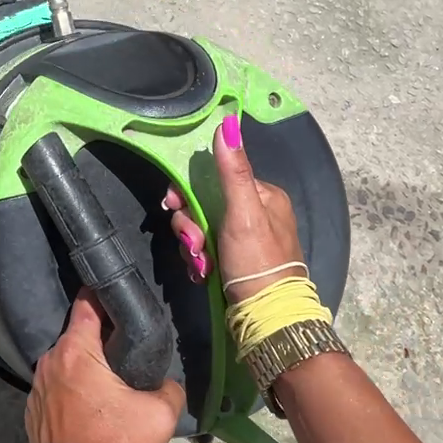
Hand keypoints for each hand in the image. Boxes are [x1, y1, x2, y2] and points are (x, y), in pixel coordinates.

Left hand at [25, 290, 185, 442]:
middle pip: (74, 338)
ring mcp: (36, 386)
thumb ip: (169, 388)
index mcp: (75, 352)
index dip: (99, 297)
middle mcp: (49, 361)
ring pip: (62, 365)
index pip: (85, 306)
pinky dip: (66, 393)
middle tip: (118, 351)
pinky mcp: (31, 411)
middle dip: (95, 342)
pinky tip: (84, 409)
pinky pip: (52, 390)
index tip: (111, 293)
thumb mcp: (158, 416)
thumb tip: (169, 382)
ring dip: (80, 370)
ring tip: (104, 385)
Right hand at [164, 113, 305, 302]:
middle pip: (204, 201)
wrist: (268, 320)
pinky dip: (199, 256)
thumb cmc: (257, 262)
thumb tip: (228, 122)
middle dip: (190, 222)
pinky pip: (206, 246)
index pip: (214, 176)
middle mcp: (257, 212)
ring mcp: (246, 237)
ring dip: (192, 242)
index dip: (188, 188)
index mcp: (264, 195)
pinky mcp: (237, 259)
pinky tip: (202, 269)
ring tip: (199, 261)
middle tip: (191, 241)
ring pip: (201, 225)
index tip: (174, 205)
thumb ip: (232, 170)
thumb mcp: (243, 213)